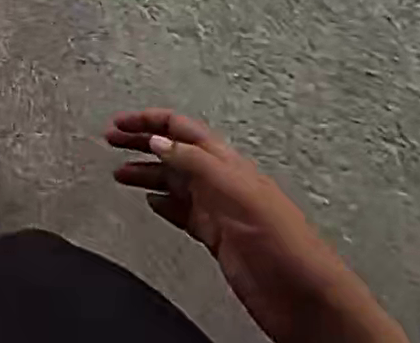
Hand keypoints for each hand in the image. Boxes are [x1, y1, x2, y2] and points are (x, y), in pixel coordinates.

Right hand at [107, 111, 408, 342]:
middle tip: (112, 139)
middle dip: (140, 140)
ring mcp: (216, 208)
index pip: (179, 127)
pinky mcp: (216, 236)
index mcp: (224, 160)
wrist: (308, 299)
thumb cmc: (284, 243)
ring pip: (171, 180)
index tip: (121, 122)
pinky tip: (150, 202)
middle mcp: (218, 179)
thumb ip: (195, 162)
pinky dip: (162, 202)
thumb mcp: (236, 191)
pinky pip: (181, 212)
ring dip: (145, 172)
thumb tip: (158, 139)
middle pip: (171, 149)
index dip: (148, 120)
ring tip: (119, 172)